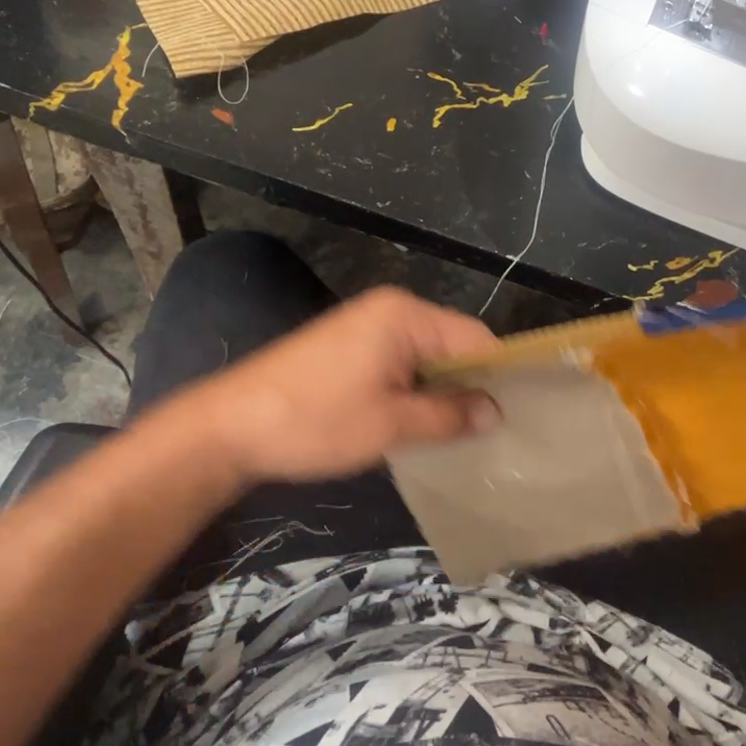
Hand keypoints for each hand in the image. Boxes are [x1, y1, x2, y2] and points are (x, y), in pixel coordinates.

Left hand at [154, 287, 501, 483]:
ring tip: (461, 434)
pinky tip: (419, 425)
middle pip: (453, 346)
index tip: (518, 414)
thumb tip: (496, 411)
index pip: (476, 338)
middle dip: (470, 386)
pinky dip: (414, 391)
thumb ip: (449, 414)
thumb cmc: (315, 421)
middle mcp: (390, 311)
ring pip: (426, 359)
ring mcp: (366, 328)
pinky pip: (400, 364)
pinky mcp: (348, 348)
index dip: (499, 375)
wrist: (227, 427)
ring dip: (441, 392)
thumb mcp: (390, 424)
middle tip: (492, 432)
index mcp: (406, 316)